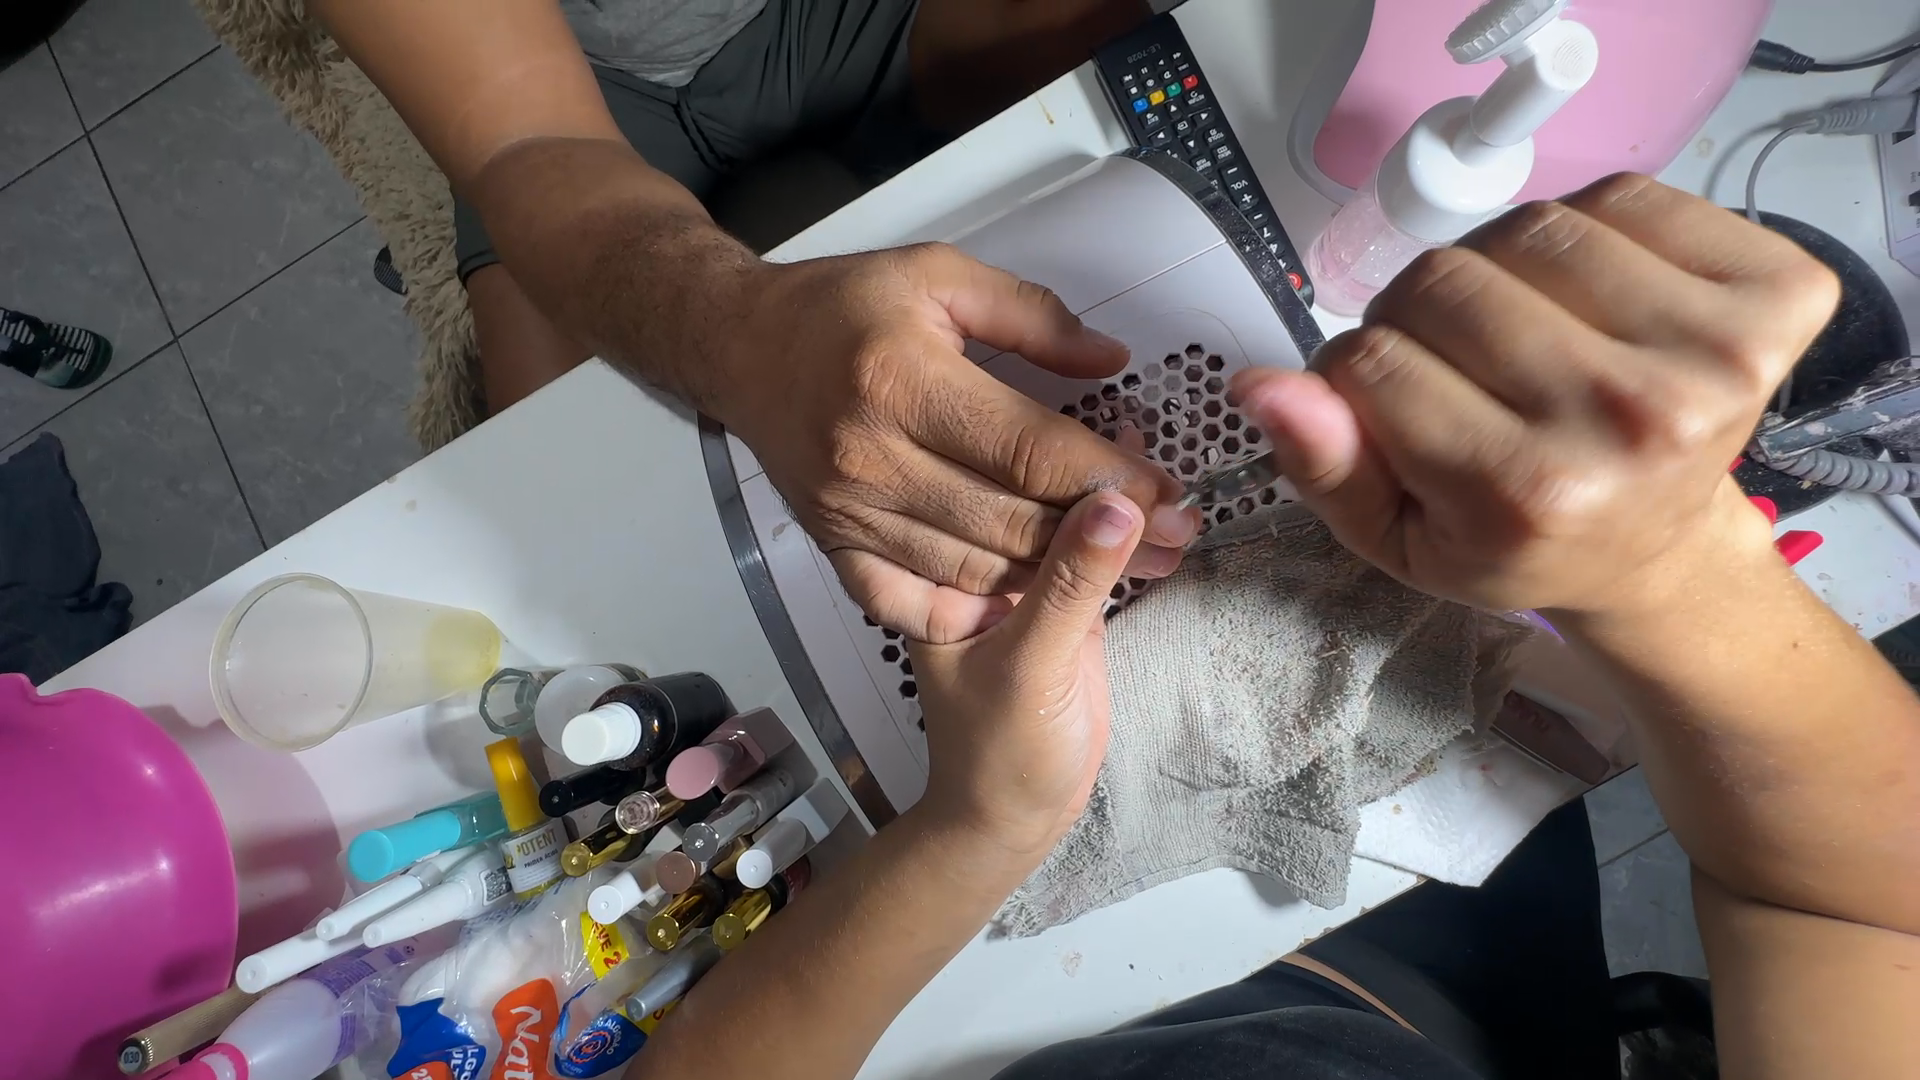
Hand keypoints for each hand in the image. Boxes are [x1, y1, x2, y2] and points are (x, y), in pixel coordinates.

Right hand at [713, 243, 1197, 642]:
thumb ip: (1032, 317)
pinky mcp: (834, 543)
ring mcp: (849, 513)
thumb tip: (1108, 361)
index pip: (1030, 450)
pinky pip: (906, 600)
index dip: (1108, 478)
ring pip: (971, 567)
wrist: (740, 349)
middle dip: (1100, 537)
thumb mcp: (937, 277)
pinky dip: (964, 610)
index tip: (1164, 493)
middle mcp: (873, 460)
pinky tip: (1013, 604)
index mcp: (903, 382)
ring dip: (1048, 574)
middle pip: (1009, 521)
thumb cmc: (837, 308)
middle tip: (1168, 541)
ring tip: (1116, 568)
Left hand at [907, 490, 1144, 855]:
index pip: (999, 505)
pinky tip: (1156, 504)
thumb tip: (1120, 502)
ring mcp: (1026, 587)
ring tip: (1170, 481)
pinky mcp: (1064, 607)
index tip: (1121, 454)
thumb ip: (1072, 585)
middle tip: (1161, 471)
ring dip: (1123, 511)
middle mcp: (981, 570)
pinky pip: (1096, 563)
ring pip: (1072, 532)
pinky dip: (1127, 540)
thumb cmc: (1002, 749)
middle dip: (1100, 487)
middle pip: (1038, 509)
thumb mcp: (1033, 663)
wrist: (1018, 813)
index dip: (1059, 474)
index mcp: (946, 575)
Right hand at [1234, 174, 1838, 618]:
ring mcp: (1710, 348)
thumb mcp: (1387, 537)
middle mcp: (1624, 416)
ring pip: (1517, 230)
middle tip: (1440, 372)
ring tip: (1502, 334)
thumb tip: (1259, 384)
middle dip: (1407, 319)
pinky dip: (1568, 235)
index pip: (1369, 361)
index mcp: (1520, 489)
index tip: (1377, 411)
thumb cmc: (1505, 546)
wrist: (1649, 549)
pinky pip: (1618, 197)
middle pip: (1438, 284)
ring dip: (1482, 274)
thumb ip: (1321, 465)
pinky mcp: (1776, 290)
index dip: (1347, 375)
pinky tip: (1571, 299)